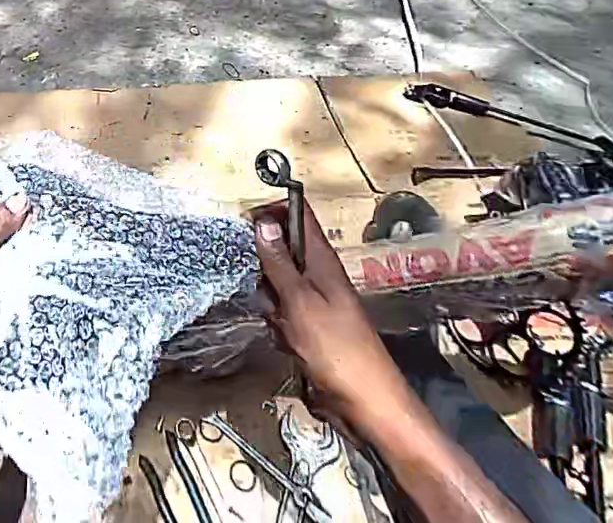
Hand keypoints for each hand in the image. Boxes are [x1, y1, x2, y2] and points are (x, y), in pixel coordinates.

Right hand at [250, 197, 415, 437]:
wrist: (366, 402)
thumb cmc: (335, 346)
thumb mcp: (299, 299)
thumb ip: (278, 261)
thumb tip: (264, 220)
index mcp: (320, 256)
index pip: (297, 212)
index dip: (272, 210)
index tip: (247, 225)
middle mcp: (317, 271)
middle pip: (280, 248)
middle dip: (264, 266)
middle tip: (266, 287)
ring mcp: (314, 298)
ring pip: (276, 282)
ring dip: (270, 300)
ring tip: (282, 322)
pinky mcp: (310, 323)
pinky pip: (282, 310)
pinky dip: (279, 323)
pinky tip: (287, 340)